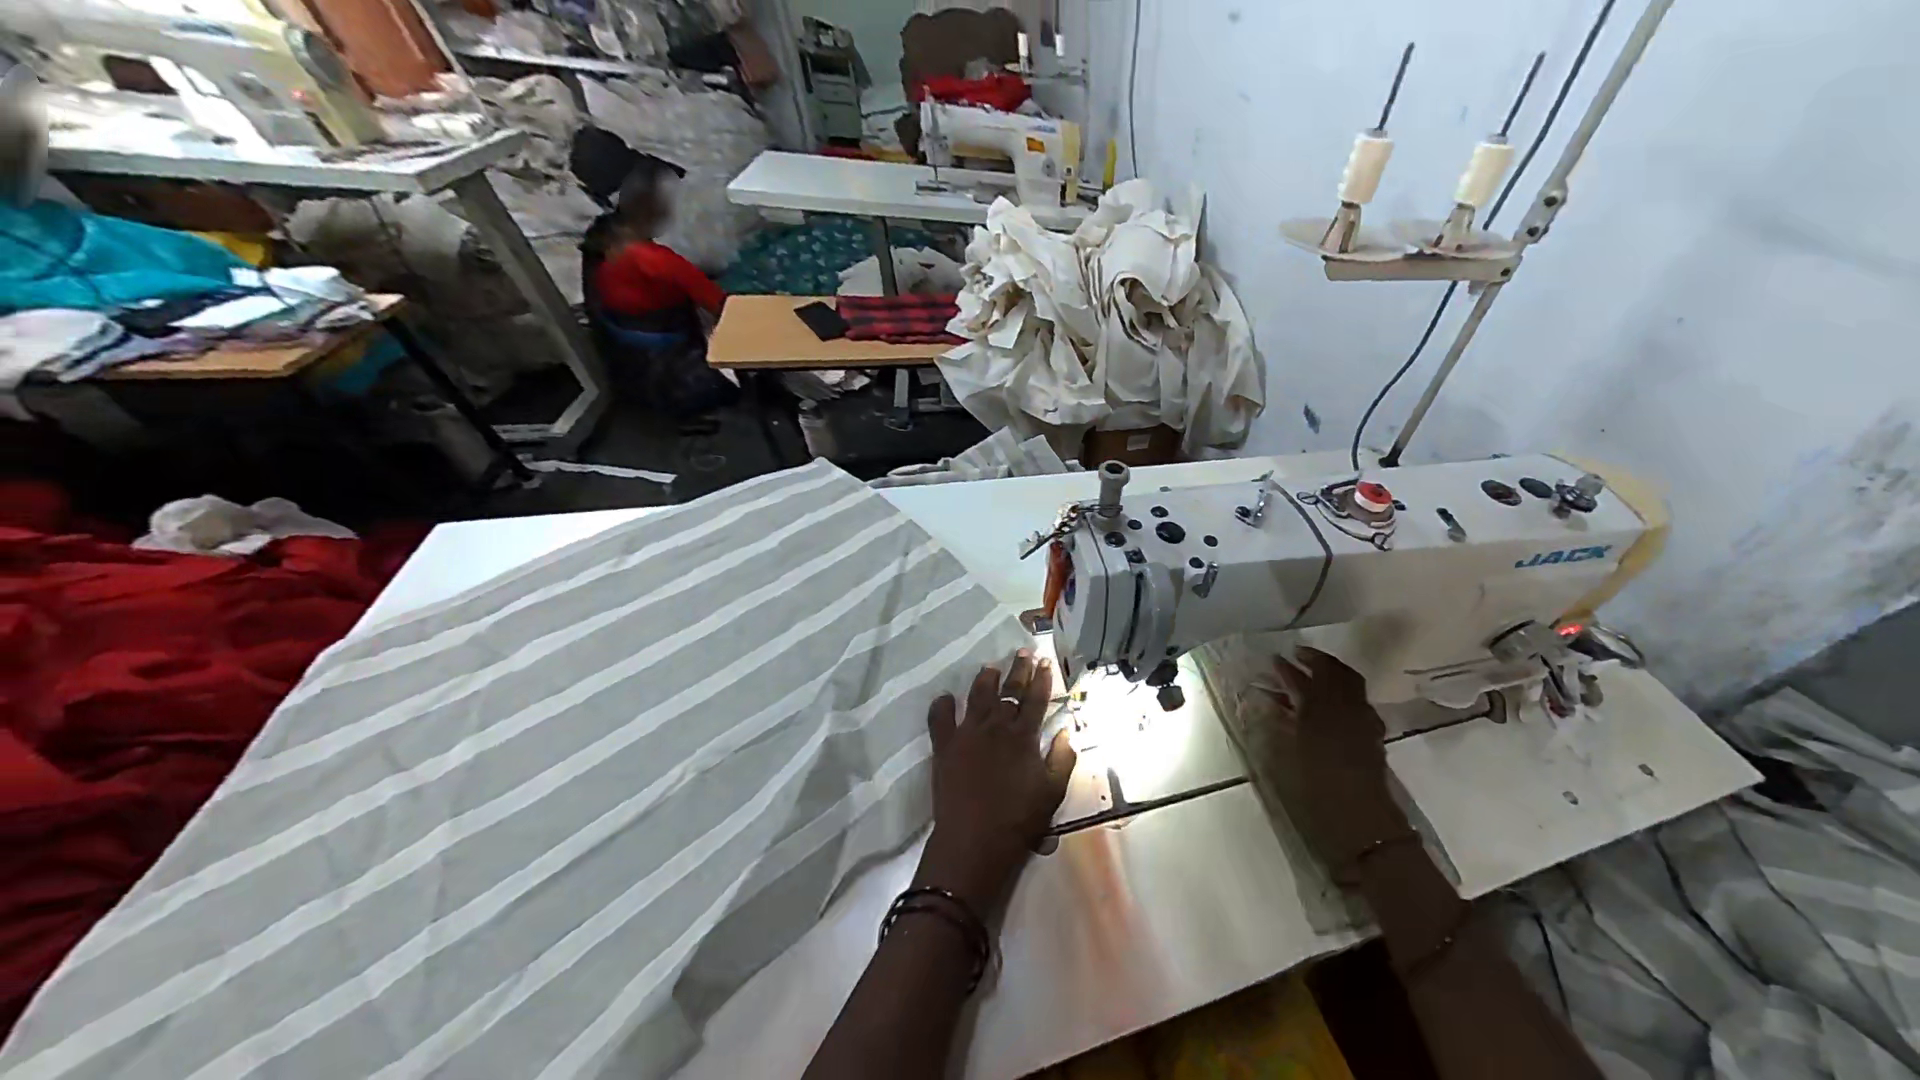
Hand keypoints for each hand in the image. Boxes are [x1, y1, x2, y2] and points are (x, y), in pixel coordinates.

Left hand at [915, 650, 1075, 912]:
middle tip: (1023, 651)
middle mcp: (995, 726)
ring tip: (990, 668)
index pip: (1035, 699)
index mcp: (1023, 736)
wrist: (975, 839)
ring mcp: (967, 733)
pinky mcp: (944, 746)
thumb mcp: (1053, 792)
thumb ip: (1062, 759)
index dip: (1042, 679)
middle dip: (1018, 669)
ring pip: (977, 696)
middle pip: (1009, 691)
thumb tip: (1065, 731)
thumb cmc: (1019, 820)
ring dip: (985, 679)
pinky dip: (942, 705)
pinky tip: (946, 697)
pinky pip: (939, 718)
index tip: (1045, 661)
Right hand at [1261, 648, 1410, 874]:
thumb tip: (1263, 699)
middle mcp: (1347, 711)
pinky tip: (1327, 707)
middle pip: (1337, 674)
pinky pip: (1357, 704)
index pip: (1305, 678)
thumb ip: (1272, 724)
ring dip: (1331, 676)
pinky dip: (1341, 695)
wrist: (1363, 833)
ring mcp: (1364, 726)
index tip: (1273, 659)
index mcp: (1322, 711)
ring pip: (1351, 688)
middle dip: (1317, 662)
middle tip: (1297, 656)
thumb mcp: (1281, 758)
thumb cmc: (1315, 795)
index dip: (1287, 667)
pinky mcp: (1371, 742)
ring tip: (1311, 677)